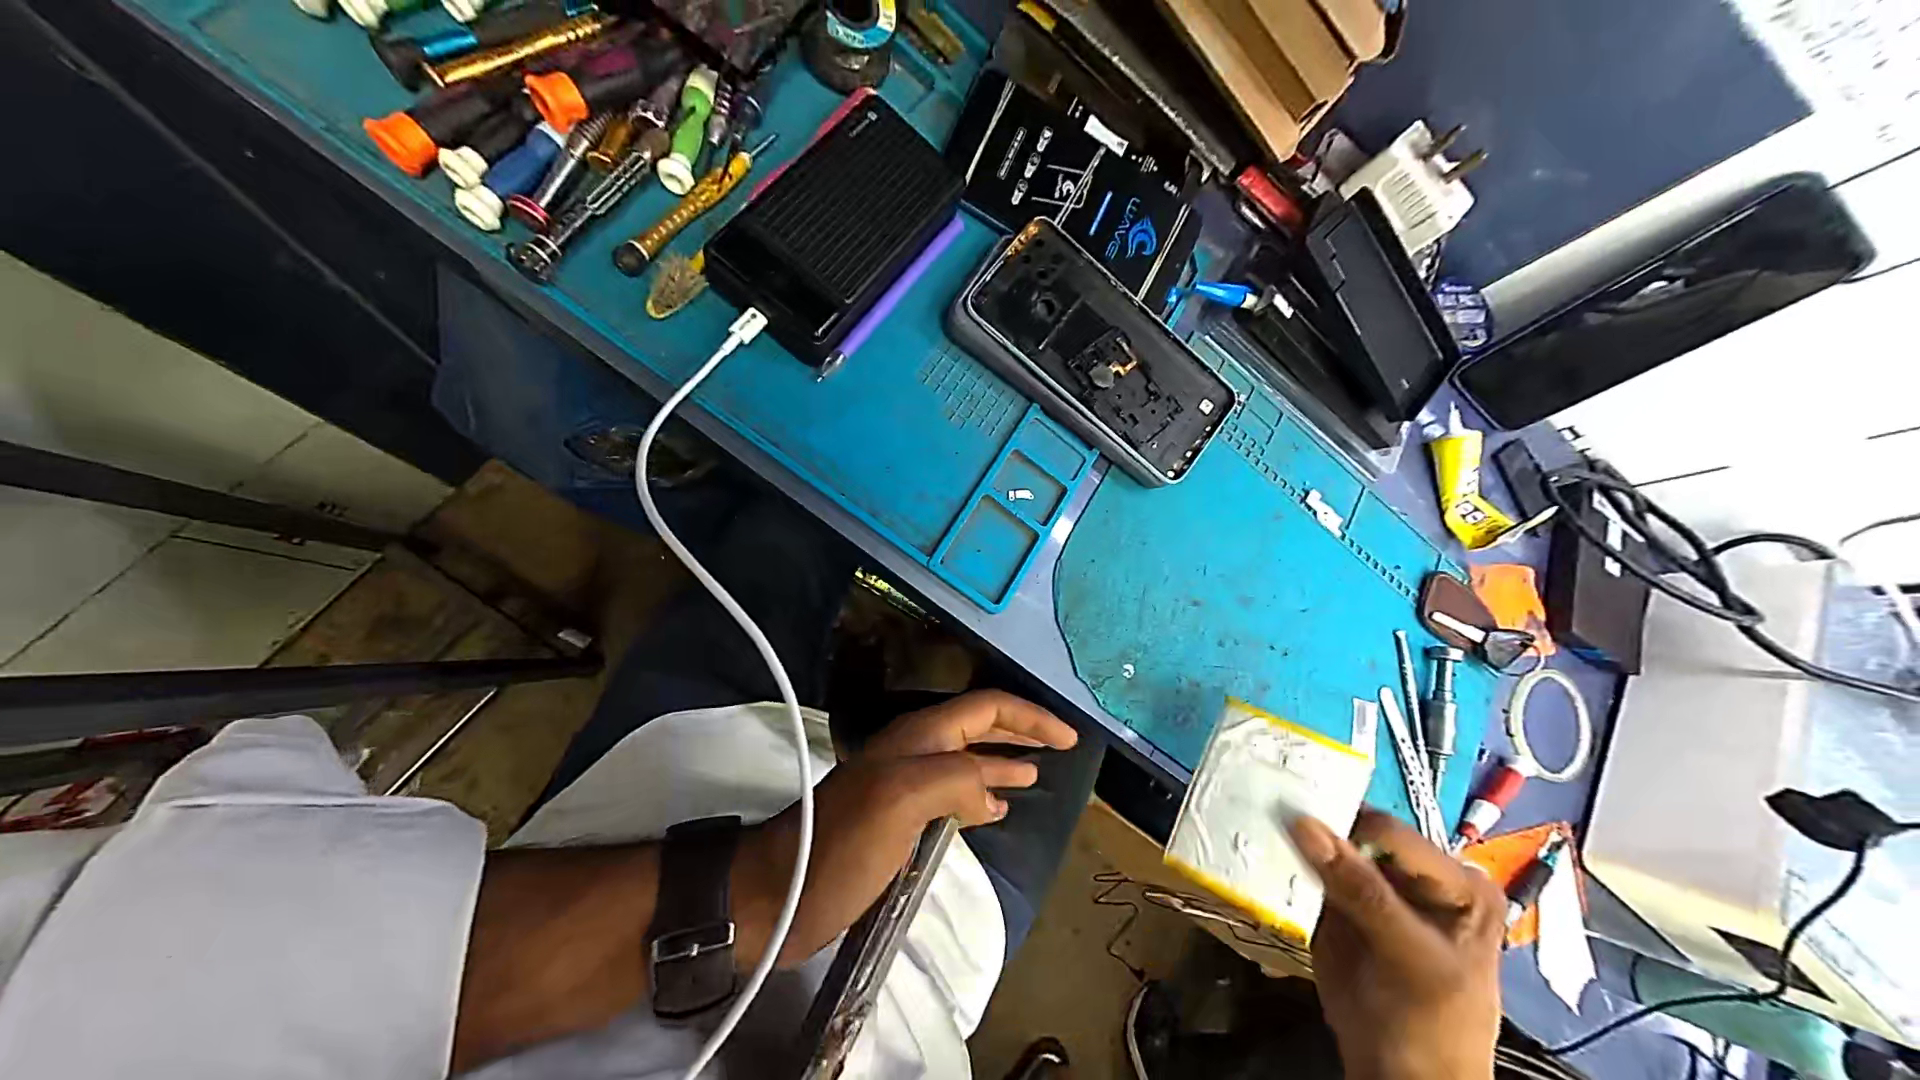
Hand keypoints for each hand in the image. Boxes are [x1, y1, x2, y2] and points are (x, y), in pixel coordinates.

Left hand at [733, 691, 1078, 968]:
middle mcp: (915, 753)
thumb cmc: (842, 844)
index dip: (1029, 718)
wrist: (780, 892)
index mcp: (919, 739)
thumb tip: (994, 790)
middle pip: (978, 729)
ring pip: (967, 762)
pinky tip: (994, 811)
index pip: (985, 709)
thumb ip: (954, 779)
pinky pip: (953, 796)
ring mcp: (906, 786)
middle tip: (1059, 748)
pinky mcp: (900, 819)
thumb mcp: (900, 800)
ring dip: (1002, 763)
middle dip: (1020, 733)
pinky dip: (981, 796)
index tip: (1068, 738)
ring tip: (1034, 775)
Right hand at [1288, 808, 1503, 1079]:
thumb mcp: (1410, 958)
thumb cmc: (1430, 1025)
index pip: (1391, 832)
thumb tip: (1306, 824)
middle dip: (1315, 823)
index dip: (1346, 824)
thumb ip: (1362, 890)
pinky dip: (1284, 863)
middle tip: (1268, 809)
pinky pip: (1307, 870)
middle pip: (1357, 830)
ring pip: (1327, 845)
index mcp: (1456, 882)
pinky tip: (1261, 853)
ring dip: (1294, 840)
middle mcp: (1414, 875)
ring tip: (1257, 826)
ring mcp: (1371, 887)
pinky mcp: (1335, 901)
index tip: (1294, 815)